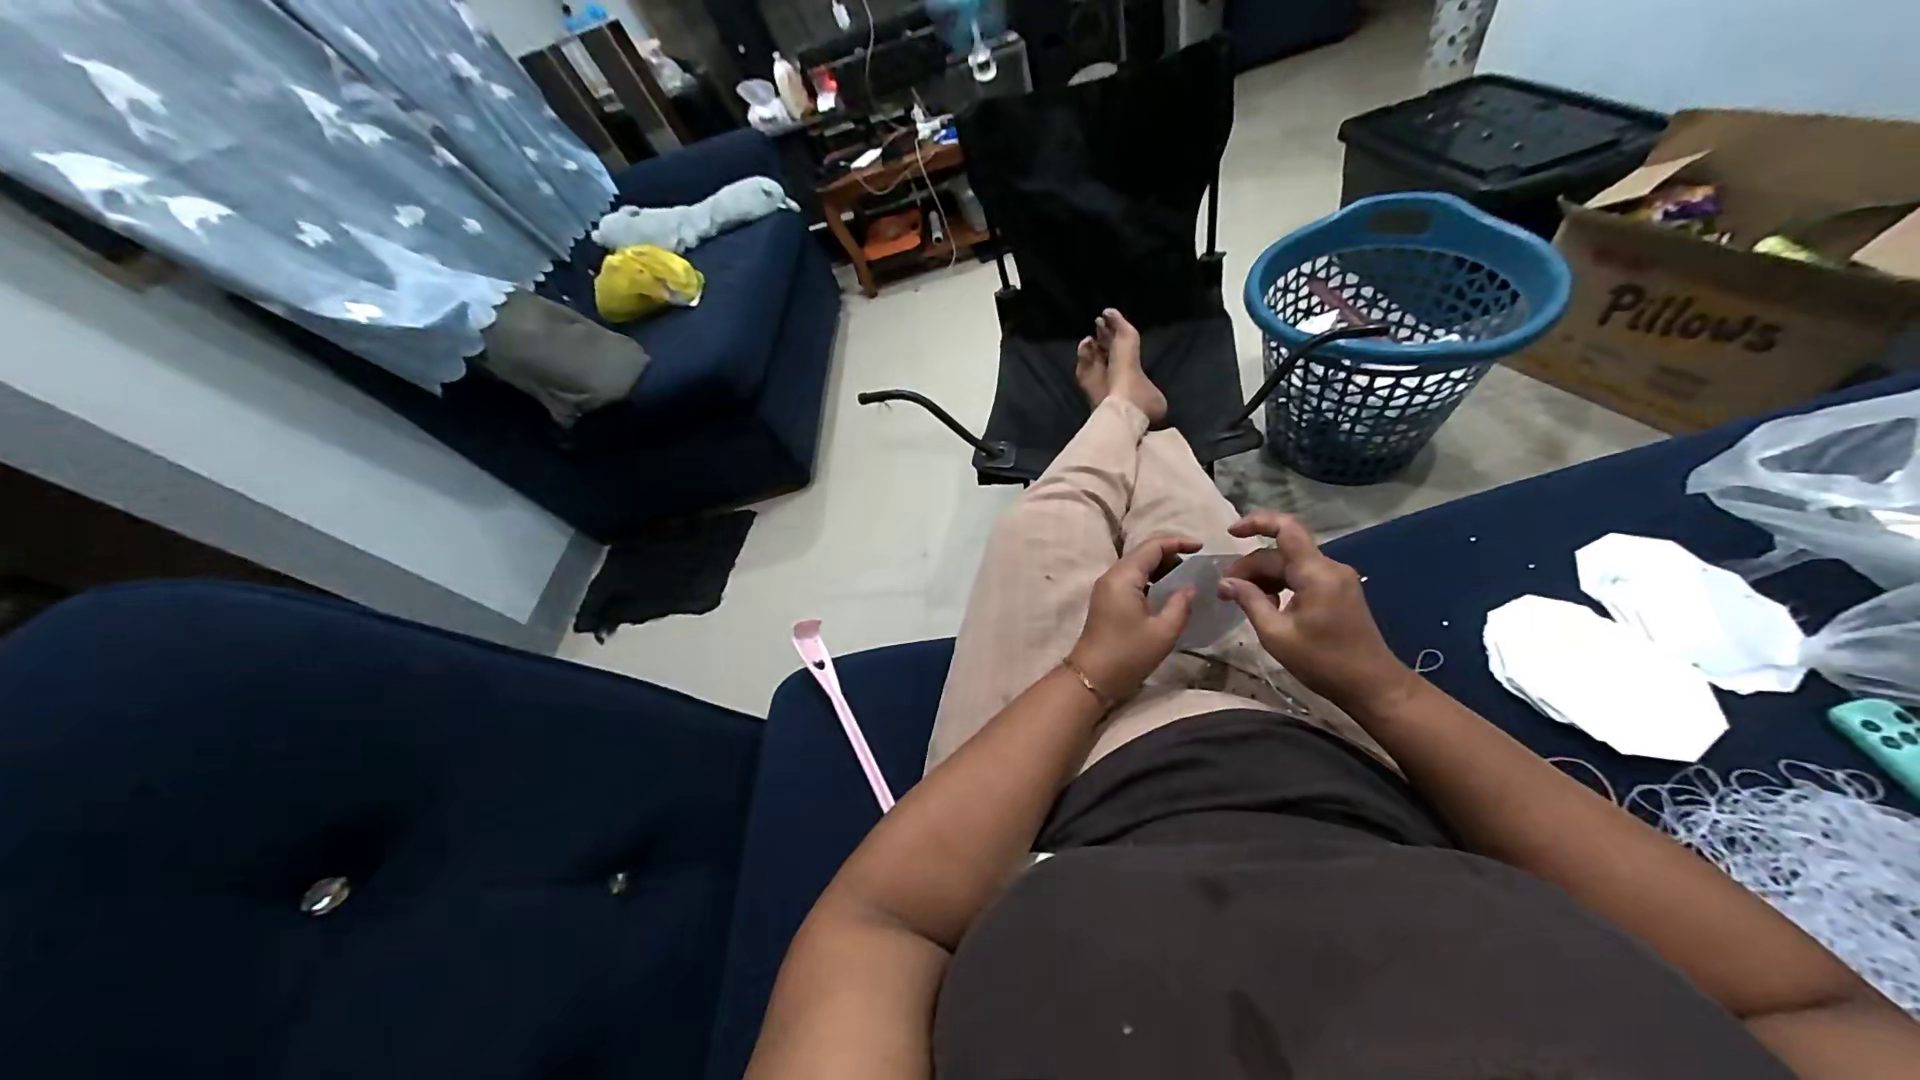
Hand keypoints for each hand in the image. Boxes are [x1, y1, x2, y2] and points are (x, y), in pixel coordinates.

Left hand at [1067, 534, 1200, 705]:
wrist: (1092, 677)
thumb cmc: (1128, 654)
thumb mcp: (1163, 631)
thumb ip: (1180, 604)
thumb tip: (1190, 587)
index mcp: (1123, 577)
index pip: (1152, 546)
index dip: (1178, 542)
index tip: (1201, 548)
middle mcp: (1112, 576)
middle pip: (1143, 553)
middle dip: (1171, 554)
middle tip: (1197, 565)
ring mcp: (1107, 588)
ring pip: (1137, 566)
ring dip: (1161, 568)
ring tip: (1187, 578)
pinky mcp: (1107, 600)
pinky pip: (1132, 580)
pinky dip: (1151, 580)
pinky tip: (1168, 593)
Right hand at [1216, 511, 1417, 712]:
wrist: (1372, 685)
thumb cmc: (1323, 662)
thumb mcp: (1276, 634)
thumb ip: (1250, 601)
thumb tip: (1225, 582)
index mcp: (1316, 574)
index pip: (1286, 529)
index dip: (1257, 523)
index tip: (1231, 533)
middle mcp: (1328, 568)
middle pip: (1281, 553)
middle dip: (1250, 567)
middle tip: (1225, 591)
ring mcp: (1335, 578)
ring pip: (1289, 565)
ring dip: (1262, 577)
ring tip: (1241, 599)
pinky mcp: (1336, 590)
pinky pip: (1301, 576)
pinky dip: (1279, 584)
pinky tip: (1266, 605)